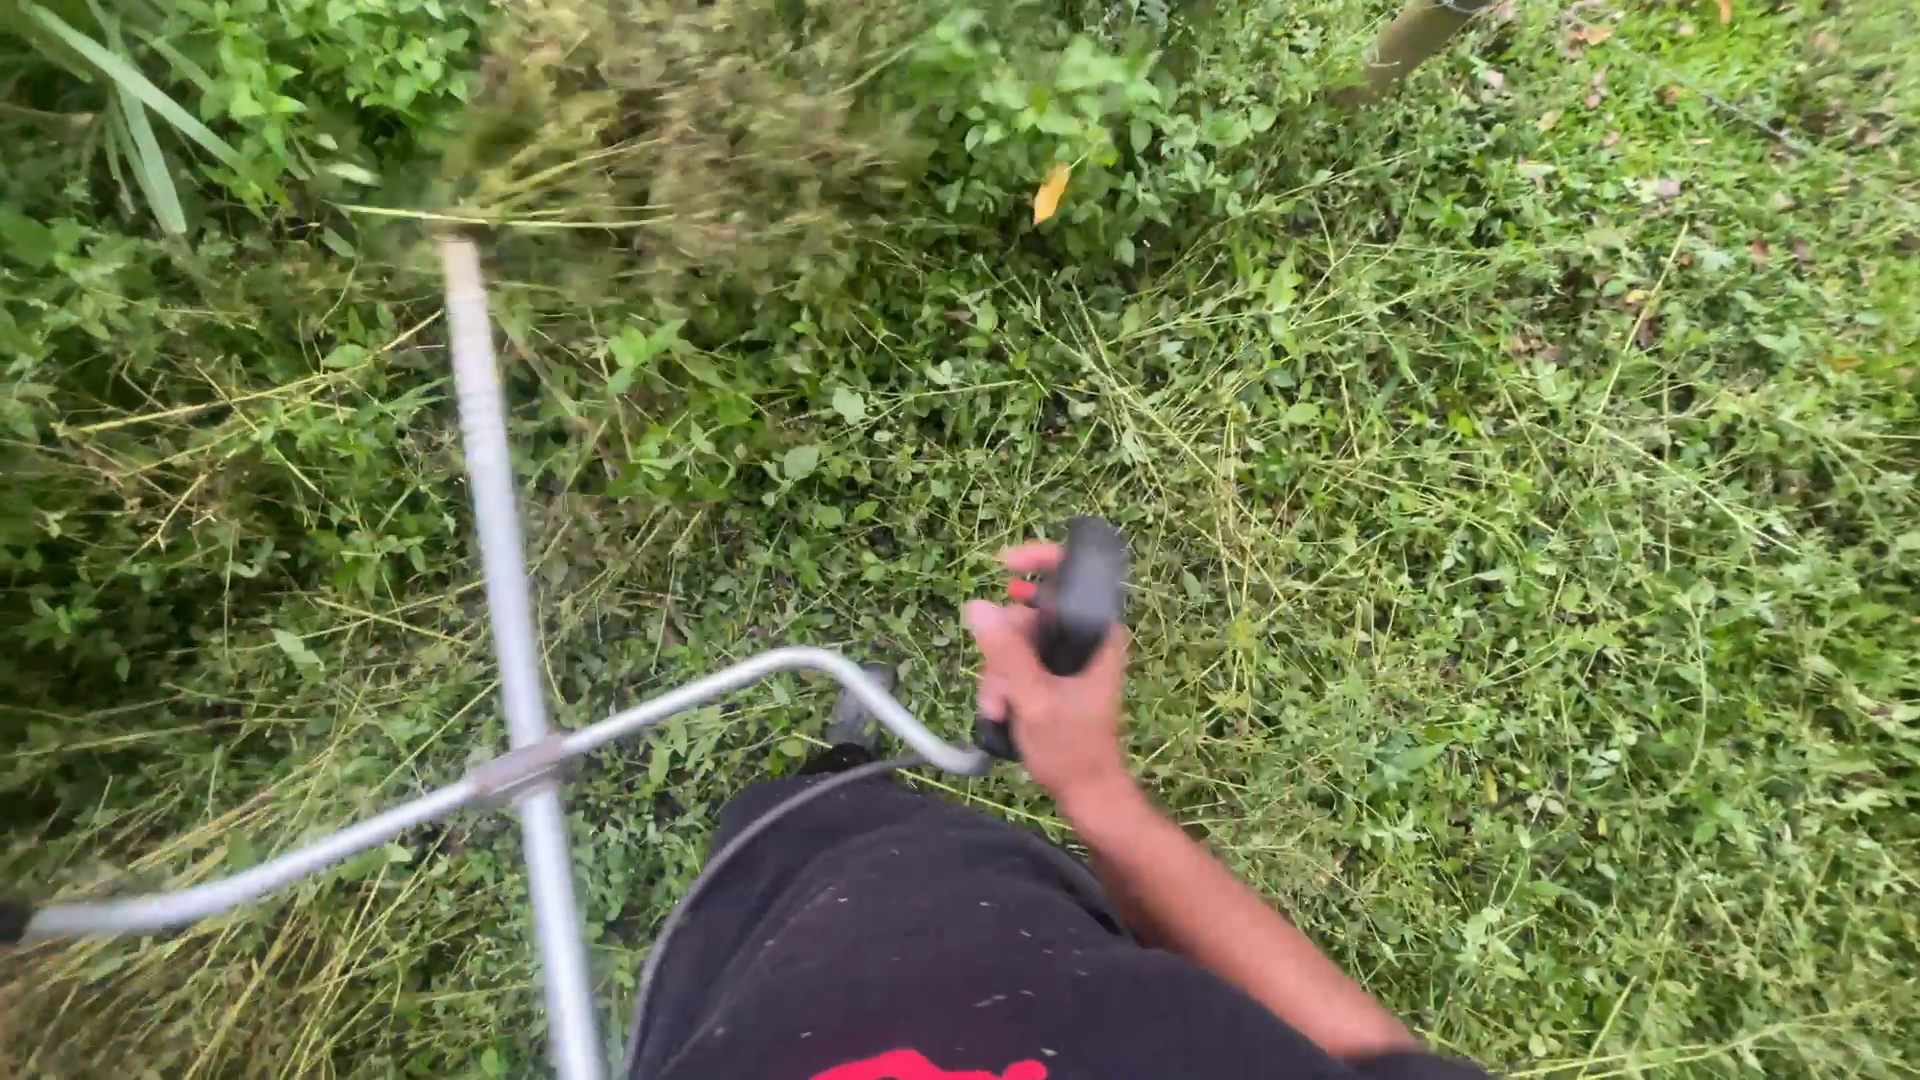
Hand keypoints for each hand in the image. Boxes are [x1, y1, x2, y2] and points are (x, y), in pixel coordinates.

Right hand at [963, 543, 1132, 804]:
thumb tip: (977, 606)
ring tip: (998, 708)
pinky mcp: (1053, 674)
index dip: (1039, 559)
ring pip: (1016, 639)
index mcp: (1097, 633)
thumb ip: (1006, 652)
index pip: (1072, 574)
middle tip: (999, 684)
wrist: (1085, 792)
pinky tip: (1000, 709)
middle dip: (1003, 645)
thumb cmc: (1070, 748)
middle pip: (1030, 612)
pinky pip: (1017, 660)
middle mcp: (1084, 637)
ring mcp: (1067, 657)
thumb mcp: (1033, 698)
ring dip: (998, 672)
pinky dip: (1003, 681)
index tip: (1005, 566)